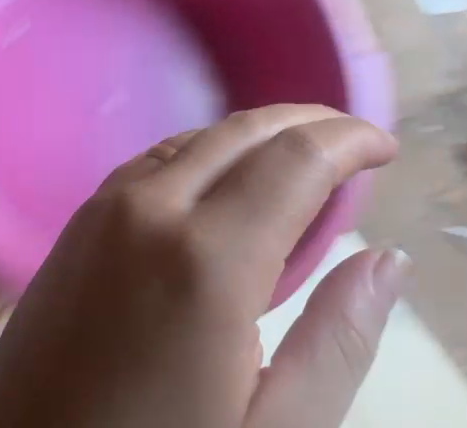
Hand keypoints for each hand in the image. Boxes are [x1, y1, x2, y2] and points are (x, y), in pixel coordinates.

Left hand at [0, 105, 402, 427]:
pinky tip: (229, 185)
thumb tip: (388, 260)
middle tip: (355, 144)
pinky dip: (208, 154)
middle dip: (308, 123)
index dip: (348, 141)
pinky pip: (157, 160)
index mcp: (208, 259)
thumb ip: (337, 342)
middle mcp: (152, 208)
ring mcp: (105, 207)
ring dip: (257, 136)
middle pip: (245, 131)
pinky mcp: (78, 221)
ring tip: (303, 162)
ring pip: (198, 138)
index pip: (295, 160)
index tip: (387, 147)